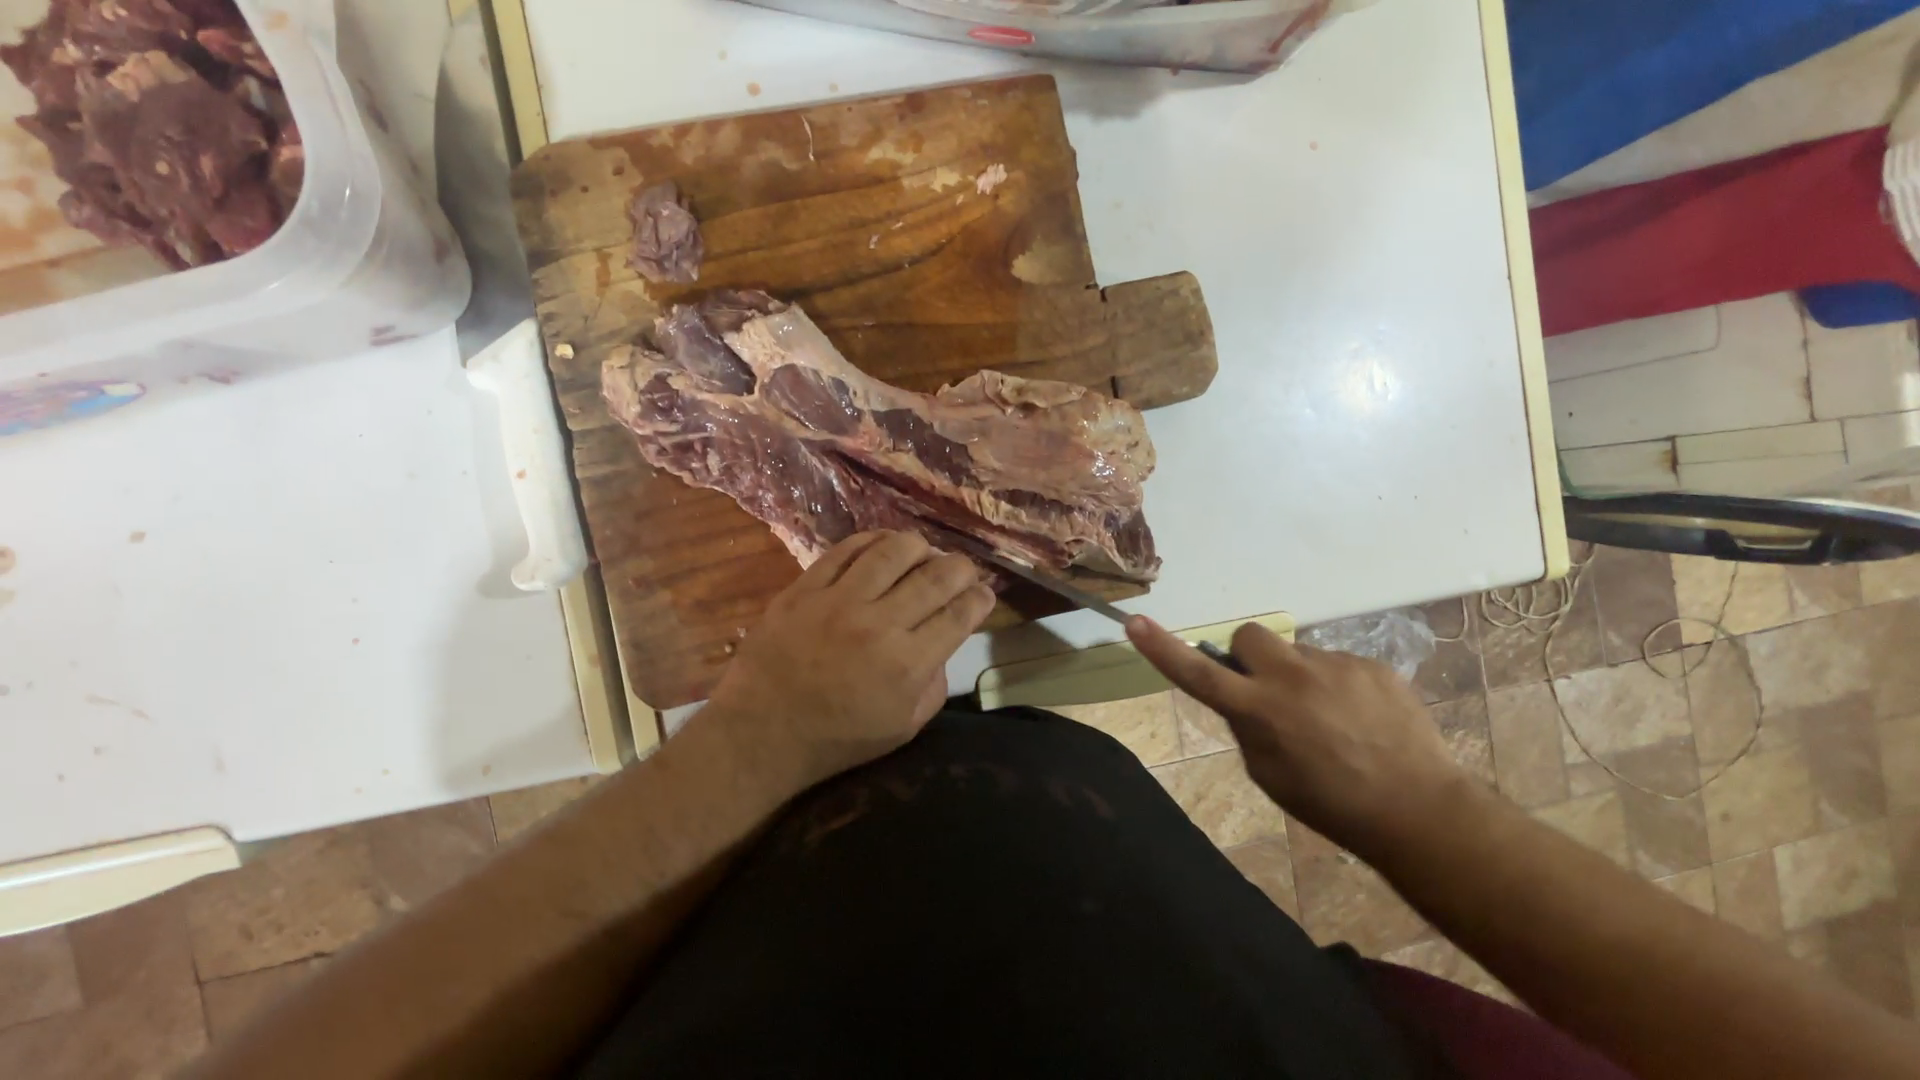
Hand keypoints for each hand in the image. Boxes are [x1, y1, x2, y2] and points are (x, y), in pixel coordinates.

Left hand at [701, 531, 997, 793]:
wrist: (761, 733)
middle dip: (961, 568)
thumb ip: (933, 686)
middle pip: (936, 577)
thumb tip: (942, 646)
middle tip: (964, 570)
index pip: (959, 615)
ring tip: (924, 553)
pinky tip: (883, 546)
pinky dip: (872, 541)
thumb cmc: (836, 740)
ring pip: (894, 551)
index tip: (985, 593)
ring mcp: (839, 601)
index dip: (981, 598)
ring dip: (919, 547)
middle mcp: (880, 624)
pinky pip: (845, 550)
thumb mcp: (902, 729)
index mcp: (908, 665)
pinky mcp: (805, 589)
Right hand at [1127, 616, 1472, 860]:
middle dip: (1248, 658)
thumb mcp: (1269, 776)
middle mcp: (1292, 678)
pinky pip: (1338, 665)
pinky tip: (1361, 720)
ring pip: (1298, 655)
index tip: (1134, 622)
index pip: (1198, 673)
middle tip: (1267, 692)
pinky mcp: (1372, 664)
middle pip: (1249, 636)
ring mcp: (1336, 665)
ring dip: (1299, 678)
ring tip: (1331, 721)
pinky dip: (1338, 686)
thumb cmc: (1332, 804)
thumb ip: (1246, 729)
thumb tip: (1241, 699)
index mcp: (1260, 711)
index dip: (1163, 649)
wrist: (1418, 808)